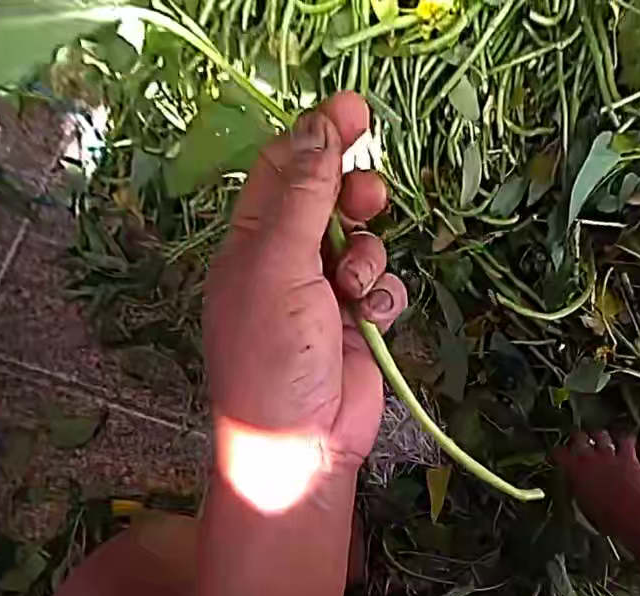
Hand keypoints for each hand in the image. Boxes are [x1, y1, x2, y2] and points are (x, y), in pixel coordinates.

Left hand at [201, 92, 408, 493]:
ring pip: (366, 245)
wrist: (302, 442)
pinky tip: (372, 320)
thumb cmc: (273, 354)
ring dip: (369, 256)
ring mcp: (329, 299)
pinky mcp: (362, 328)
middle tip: (371, 193)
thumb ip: (303, 196)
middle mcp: (290, 265)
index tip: (354, 110)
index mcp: (252, 243)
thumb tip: (318, 128)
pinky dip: (385, 298)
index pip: (284, 171)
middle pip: (330, 203)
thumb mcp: (278, 265)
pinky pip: (386, 290)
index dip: (316, 136)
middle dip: (353, 194)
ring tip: (356, 287)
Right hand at [553, 431, 639, 530]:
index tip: (556, 453)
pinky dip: (625, 439)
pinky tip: (625, 438)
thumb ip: (577, 491)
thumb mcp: (582, 506)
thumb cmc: (606, 515)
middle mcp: (590, 459)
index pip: (560, 455)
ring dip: (599, 435)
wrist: (631, 512)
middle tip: (576, 438)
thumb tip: (577, 489)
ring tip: (599, 435)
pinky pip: (626, 441)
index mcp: (575, 472)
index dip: (557, 453)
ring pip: (601, 435)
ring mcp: (610, 456)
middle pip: (579, 438)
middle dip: (577, 437)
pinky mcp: (628, 457)